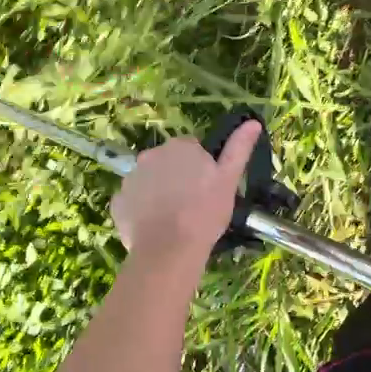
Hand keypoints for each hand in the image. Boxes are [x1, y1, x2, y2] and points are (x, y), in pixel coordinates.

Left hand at [109, 121, 260, 257]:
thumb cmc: (205, 212)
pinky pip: (133, 201)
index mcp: (180, 146)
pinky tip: (156, 227)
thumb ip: (238, 148)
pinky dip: (142, 210)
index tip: (207, 188)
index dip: (201, 168)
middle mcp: (150, 155)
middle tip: (193, 203)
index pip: (191, 148)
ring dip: (159, 192)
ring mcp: (130, 179)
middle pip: (167, 162)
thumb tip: (253, 122)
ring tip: (174, 218)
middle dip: (178, 177)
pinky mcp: (118, 202)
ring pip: (149, 181)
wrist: (169, 249)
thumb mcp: (229, 180)